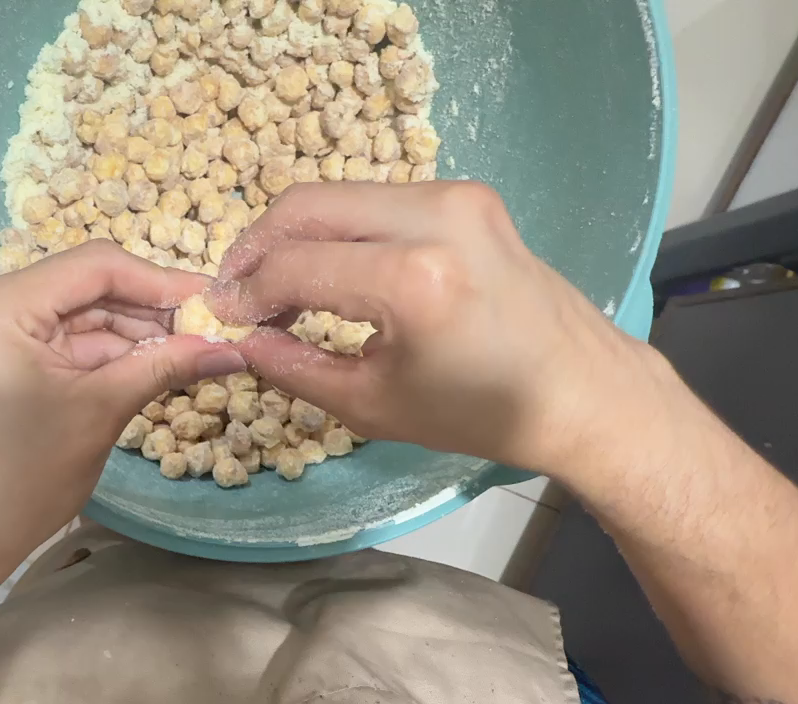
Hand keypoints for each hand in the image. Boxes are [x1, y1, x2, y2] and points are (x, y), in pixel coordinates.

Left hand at [0, 240, 246, 601]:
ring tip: (191, 348)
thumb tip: (231, 347)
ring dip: (133, 332)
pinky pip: (64, 338)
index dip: (160, 282)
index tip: (211, 300)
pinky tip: (154, 360)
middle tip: (209, 329)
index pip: (94, 267)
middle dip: (149, 311)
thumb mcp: (102, 411)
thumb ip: (166, 364)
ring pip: (80, 313)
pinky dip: (106, 351)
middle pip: (87, 287)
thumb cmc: (29, 478)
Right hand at [204, 182, 672, 479]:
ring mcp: (456, 196)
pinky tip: (326, 272)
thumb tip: (242, 342)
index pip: (294, 265)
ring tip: (275, 287)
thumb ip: (294, 369)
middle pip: (307, 205)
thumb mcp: (371, 406)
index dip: (245, 292)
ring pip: (338, 196)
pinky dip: (336, 232)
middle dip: (257, 247)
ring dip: (294, 236)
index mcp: (411, 280)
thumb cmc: (474, 414)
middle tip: (236, 291)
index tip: (221, 316)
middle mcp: (434, 217)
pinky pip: (375, 201)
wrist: (577, 391)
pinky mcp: (467, 197)